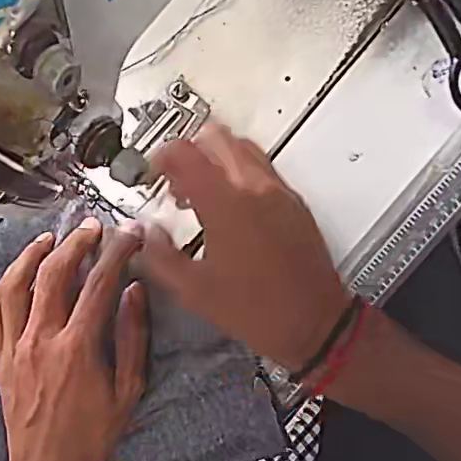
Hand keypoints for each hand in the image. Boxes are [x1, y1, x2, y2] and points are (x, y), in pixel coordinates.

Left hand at [0, 216, 148, 460]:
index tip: (130, 236)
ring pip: (15, 286)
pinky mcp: (0, 358)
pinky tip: (17, 275)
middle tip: (92, 229)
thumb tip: (134, 292)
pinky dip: (4, 286)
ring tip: (50, 240)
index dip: (117, 252)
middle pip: (54, 274)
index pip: (99, 284)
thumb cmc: (91, 438)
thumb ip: (132, 337)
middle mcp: (41, 341)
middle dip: (76, 243)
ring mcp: (15, 348)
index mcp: (77, 349)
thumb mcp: (128, 391)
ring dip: (32, 256)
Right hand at [138, 124, 350, 371]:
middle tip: (173, 178)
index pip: (185, 153)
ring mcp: (279, 193)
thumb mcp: (193, 290)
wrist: (314, 323)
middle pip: (216, 137)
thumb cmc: (260, 310)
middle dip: (187, 151)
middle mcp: (255, 188)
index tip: (152, 173)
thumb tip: (146, 234)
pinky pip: (263, 169)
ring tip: (198, 191)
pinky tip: (229, 205)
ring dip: (214, 159)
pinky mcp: (295, 204)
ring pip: (242, 148)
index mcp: (226, 204)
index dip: (160, 157)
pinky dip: (238, 173)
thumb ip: (160, 255)